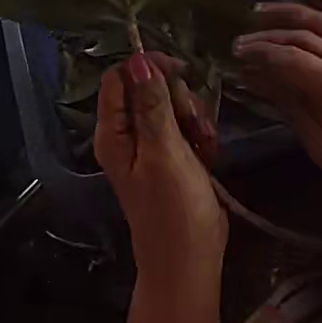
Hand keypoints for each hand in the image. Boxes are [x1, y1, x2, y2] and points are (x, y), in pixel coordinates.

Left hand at [94, 53, 225, 288]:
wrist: (190, 262)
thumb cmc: (174, 210)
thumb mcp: (164, 153)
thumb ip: (152, 106)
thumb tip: (138, 60)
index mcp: (112, 132)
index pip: (119, 77)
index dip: (147, 68)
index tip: (180, 72)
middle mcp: (125, 134)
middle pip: (148, 87)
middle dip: (178, 97)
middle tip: (194, 124)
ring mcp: (148, 144)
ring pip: (170, 105)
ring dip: (193, 117)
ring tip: (205, 146)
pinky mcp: (170, 154)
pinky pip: (182, 125)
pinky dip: (198, 134)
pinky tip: (209, 154)